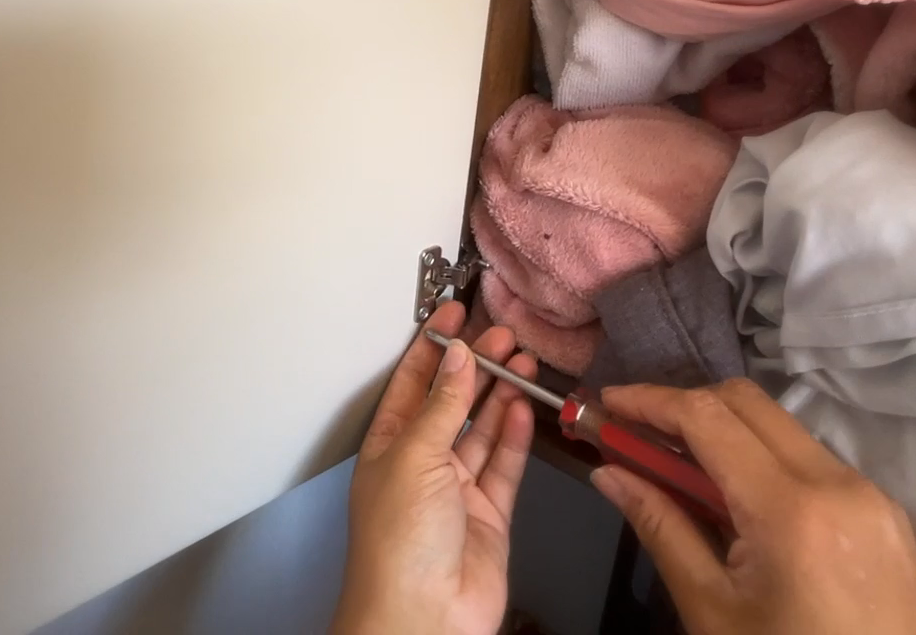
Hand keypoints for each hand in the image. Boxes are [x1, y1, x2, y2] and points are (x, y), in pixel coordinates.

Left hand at [331, 301, 538, 634]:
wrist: (425, 619)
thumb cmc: (398, 539)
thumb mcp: (416, 455)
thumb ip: (444, 404)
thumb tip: (457, 356)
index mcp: (391, 442)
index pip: (413, 380)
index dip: (433, 345)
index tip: (453, 312)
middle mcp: (423, 459)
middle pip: (454, 399)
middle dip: (477, 365)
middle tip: (502, 334)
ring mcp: (457, 485)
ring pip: (484, 427)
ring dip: (502, 393)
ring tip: (522, 359)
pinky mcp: (489, 511)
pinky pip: (505, 463)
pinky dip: (516, 434)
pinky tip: (525, 405)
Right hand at [590, 380, 915, 634]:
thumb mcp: (713, 612)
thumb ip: (659, 527)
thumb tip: (607, 472)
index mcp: (791, 510)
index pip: (706, 416)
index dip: (649, 399)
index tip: (606, 403)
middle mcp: (837, 483)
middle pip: (744, 401)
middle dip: (683, 404)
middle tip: (638, 432)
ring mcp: (870, 496)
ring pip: (777, 424)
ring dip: (721, 427)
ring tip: (679, 467)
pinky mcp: (886, 515)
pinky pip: (807, 456)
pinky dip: (759, 453)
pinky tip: (734, 497)